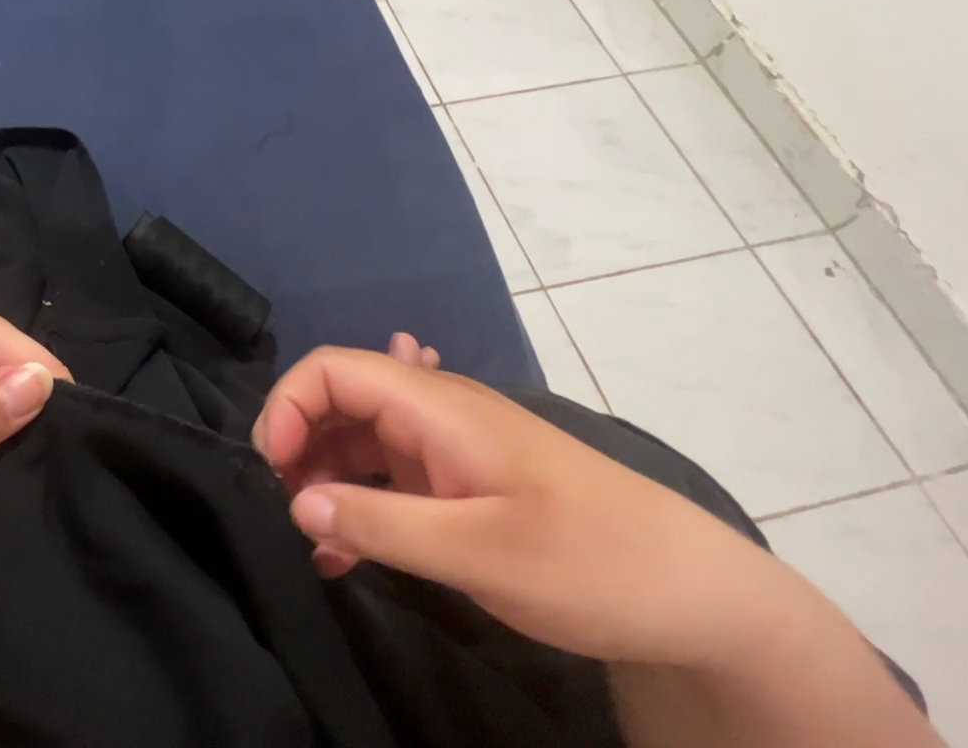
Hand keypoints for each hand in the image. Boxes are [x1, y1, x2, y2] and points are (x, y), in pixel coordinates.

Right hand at [250, 345, 818, 669]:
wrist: (696, 598)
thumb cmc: (593, 562)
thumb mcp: (480, 553)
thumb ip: (380, 525)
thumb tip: (295, 502)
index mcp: (439, 406)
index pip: (334, 369)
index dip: (288, 406)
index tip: (271, 470)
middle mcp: (436, 414)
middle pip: (339, 401)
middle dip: (296, 445)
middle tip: (281, 509)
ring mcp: (448, 450)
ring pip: (358, 442)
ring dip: (322, 481)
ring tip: (308, 537)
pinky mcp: (459, 485)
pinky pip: (386, 480)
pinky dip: (355, 507)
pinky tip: (342, 554)